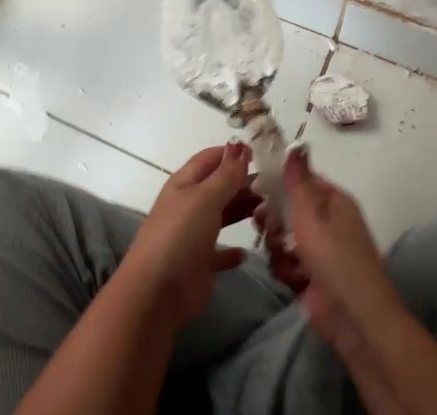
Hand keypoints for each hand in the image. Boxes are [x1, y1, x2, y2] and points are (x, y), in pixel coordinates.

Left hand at [120, 142, 258, 323]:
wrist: (158, 291)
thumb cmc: (180, 235)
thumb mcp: (204, 198)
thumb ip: (225, 175)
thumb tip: (239, 145)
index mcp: (185, 183)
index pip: (210, 159)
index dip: (233, 154)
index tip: (264, 155)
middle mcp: (189, 205)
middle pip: (220, 187)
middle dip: (245, 183)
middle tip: (278, 186)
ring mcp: (194, 234)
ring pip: (223, 216)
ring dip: (244, 211)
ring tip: (273, 212)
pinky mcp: (201, 263)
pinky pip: (221, 252)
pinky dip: (234, 251)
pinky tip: (248, 252)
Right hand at [262, 148, 436, 351]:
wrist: (354, 316)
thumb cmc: (334, 256)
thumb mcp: (312, 212)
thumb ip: (298, 179)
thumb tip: (296, 144)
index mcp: (332, 200)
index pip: (300, 180)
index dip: (278, 182)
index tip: (257, 187)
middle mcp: (325, 222)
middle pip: (285, 208)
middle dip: (272, 218)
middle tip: (266, 224)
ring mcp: (316, 250)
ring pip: (280, 236)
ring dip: (278, 246)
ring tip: (288, 257)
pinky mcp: (307, 275)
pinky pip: (283, 261)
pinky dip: (285, 268)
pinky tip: (293, 277)